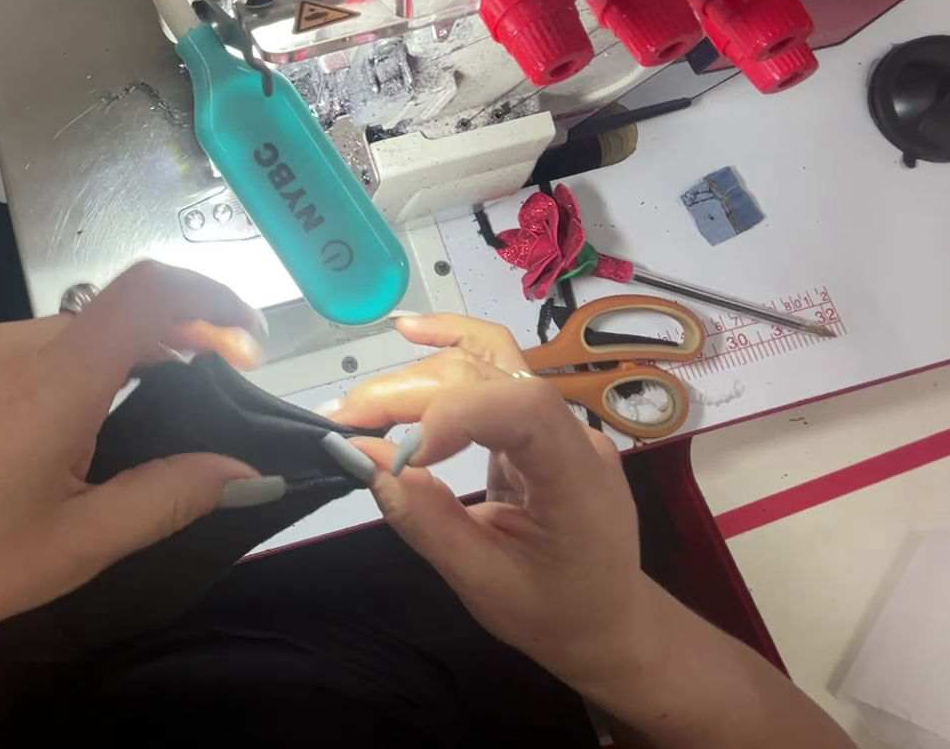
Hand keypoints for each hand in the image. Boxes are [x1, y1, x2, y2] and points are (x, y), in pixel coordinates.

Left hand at [0, 262, 267, 699]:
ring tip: (93, 440)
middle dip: (164, 349)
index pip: (149, 291)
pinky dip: (52, 373)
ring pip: (65, 335)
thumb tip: (242, 470)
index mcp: (53, 383)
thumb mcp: (68, 548)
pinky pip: (17, 347)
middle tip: (185, 405)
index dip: (209, 294)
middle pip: (113, 319)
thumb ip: (166, 498)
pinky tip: (28, 434)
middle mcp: (12, 340)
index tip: (242, 334)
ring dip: (103, 369)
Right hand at [326, 314, 657, 695]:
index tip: (401, 453)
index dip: (454, 413)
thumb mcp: (480, 581)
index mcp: (579, 481)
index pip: (524, 409)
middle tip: (342, 422)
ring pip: (479, 363)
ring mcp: (555, 416)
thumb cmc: (552, 612)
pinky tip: (410, 330)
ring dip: (411, 378)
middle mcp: (573, 432)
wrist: (607, 619)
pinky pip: (490, 362)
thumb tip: (358, 454)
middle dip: (406, 395)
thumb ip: (420, 515)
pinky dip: (448, 341)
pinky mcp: (532, 413)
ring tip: (356, 405)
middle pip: (484, 379)